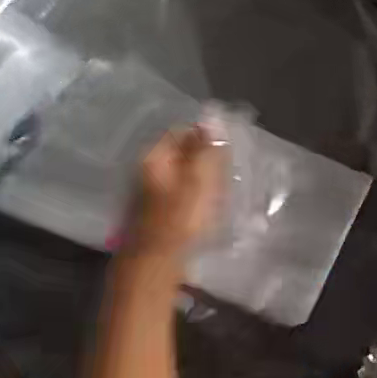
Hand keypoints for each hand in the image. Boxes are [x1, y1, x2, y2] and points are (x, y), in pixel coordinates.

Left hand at [128, 124, 225, 258]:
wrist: (156, 261)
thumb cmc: (181, 218)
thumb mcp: (200, 178)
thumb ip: (207, 147)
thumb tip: (213, 116)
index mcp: (155, 158)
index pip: (183, 131)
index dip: (207, 136)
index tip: (228, 150)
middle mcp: (146, 169)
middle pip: (181, 152)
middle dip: (206, 157)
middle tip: (230, 170)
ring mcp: (148, 191)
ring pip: (181, 172)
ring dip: (203, 176)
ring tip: (224, 188)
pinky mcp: (156, 210)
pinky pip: (180, 191)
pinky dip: (196, 193)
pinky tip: (209, 206)